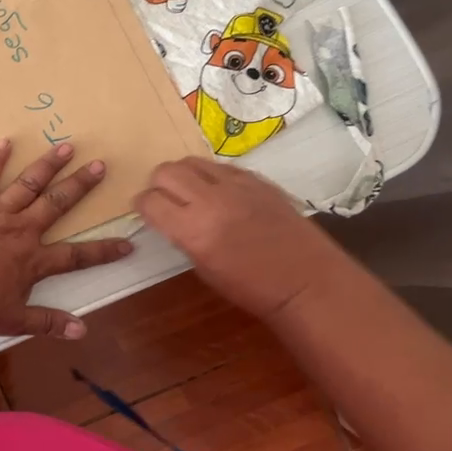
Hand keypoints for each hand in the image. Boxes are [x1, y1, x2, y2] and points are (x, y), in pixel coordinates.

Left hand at [0, 139, 132, 339]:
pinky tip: (5, 142)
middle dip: (79, 185)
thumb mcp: (15, 320)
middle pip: (57, 204)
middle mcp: (21, 230)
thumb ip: (49, 322)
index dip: (104, 251)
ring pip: (28, 184)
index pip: (77, 256)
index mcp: (33, 260)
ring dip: (48, 165)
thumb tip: (82, 331)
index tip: (128, 243)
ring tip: (65, 147)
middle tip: (99, 165)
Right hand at [133, 157, 361, 319]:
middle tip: (166, 199)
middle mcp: (211, 201)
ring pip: (192, 161)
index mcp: (193, 230)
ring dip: (184, 175)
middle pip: (166, 171)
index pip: (149, 201)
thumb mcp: (203, 269)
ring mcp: (237, 187)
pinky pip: (223, 167)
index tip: (147, 212)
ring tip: (192, 192)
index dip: (142, 206)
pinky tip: (221, 193)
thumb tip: (170, 218)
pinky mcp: (259, 181)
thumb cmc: (252, 288)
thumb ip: (182, 236)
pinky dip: (213, 176)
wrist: (308, 283)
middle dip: (158, 184)